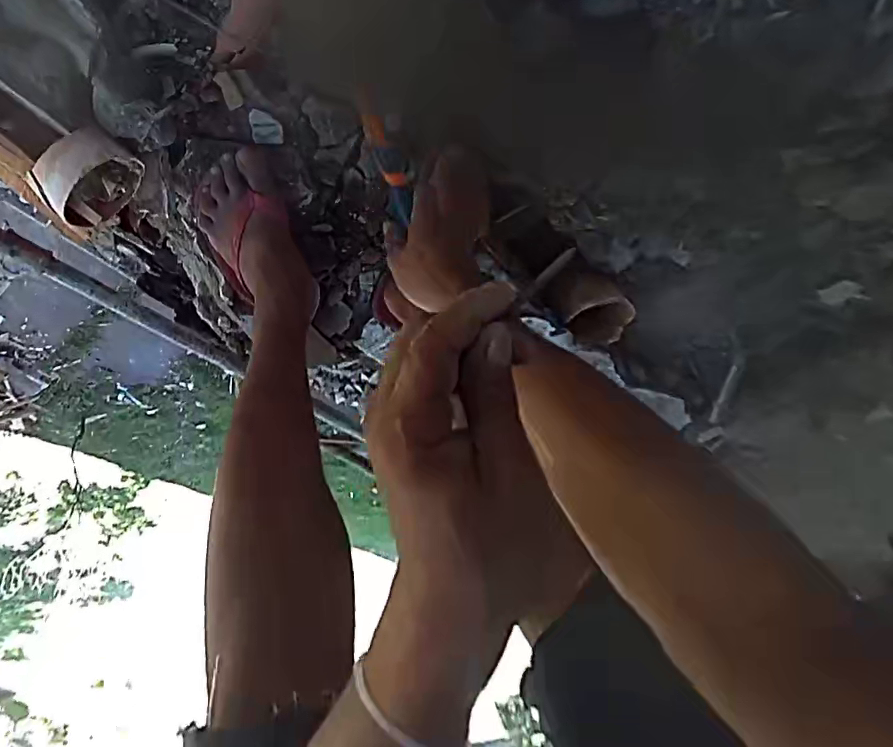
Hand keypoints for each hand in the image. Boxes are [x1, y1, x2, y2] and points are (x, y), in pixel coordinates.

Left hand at [357, 281, 519, 743]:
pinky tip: (480, 362)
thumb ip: (495, 395)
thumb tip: (496, 333)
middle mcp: (381, 411)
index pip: (431, 341)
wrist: (450, 599)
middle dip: (461, 317)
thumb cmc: (489, 548)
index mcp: (405, 423)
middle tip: (511, 313)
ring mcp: (382, 418)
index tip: (508, 293)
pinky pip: (418, 373)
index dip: (469, 309)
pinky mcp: (392, 427)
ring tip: (502, 332)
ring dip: (455, 335)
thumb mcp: (507, 471)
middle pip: (415, 338)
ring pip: (414, 351)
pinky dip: (448, 358)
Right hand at [386, 150, 489, 317]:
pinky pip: (477, 207)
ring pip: (465, 190)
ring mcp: (464, 224)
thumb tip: (390, 228)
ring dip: (465, 173)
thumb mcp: (398, 265)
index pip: (425, 188)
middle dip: (449, 164)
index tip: (428, 156)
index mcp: (423, 223)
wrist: (458, 299)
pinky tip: (477, 186)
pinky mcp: (475, 233)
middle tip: (450, 148)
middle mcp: (445, 218)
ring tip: (464, 157)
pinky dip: (477, 193)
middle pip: (449, 183)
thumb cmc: (426, 284)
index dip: (427, 171)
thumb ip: (393, 243)